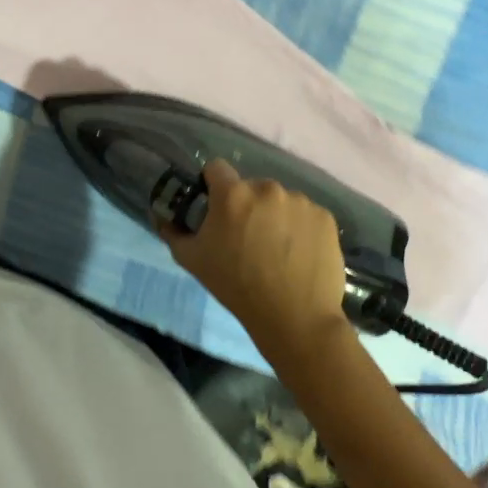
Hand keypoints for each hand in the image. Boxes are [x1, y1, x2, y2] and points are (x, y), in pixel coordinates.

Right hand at [161, 160, 349, 360]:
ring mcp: (300, 202)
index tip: (215, 207)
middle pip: (250, 186)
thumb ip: (173, 231)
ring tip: (277, 247)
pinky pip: (306, 214)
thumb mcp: (191, 259)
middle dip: (246, 204)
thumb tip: (162, 217)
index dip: (212, 185)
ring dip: (275, 215)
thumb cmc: (236, 285)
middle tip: (247, 235)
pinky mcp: (325, 219)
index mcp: (232, 193)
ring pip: (280, 200)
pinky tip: (298, 252)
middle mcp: (267, 189)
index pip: (216, 168)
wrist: (295, 318)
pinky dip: (300, 227)